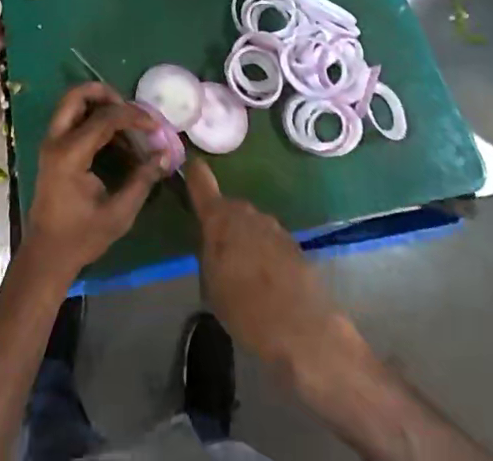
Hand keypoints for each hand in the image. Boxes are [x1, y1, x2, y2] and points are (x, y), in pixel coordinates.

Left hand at [24, 84, 164, 280]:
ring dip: (101, 105)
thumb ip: (143, 179)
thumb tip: (165, 154)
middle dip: (107, 94)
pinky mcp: (54, 150)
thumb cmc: (81, 236)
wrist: (47, 255)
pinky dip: (95, 119)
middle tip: (132, 109)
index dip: (134, 116)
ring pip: (73, 104)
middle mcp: (56, 141)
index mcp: (70, 155)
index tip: (156, 126)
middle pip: (77, 95)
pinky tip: (118, 140)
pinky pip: (73, 119)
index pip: (104, 118)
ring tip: (129, 126)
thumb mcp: (119, 212)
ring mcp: (52, 143)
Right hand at [184, 158, 353, 368]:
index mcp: (220, 220)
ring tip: (241, 270)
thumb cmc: (244, 308)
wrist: (301, 328)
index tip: (191, 163)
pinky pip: (269, 239)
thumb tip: (212, 239)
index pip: (202, 185)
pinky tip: (264, 277)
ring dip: (244, 238)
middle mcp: (248, 214)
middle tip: (215, 249)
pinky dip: (263, 250)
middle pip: (229, 208)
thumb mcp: (211, 283)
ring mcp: (273, 226)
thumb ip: (209, 252)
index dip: (196, 174)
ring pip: (251, 224)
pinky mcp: (293, 243)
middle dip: (222, 222)